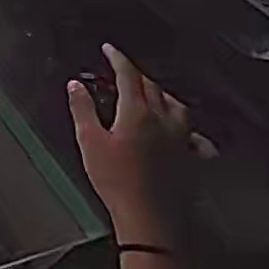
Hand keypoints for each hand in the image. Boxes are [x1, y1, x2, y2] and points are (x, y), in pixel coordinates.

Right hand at [67, 43, 212, 241]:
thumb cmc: (116, 180)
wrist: (149, 219)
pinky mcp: (189, 157)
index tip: (109, 50)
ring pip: (175, 104)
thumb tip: (76, 84)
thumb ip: (82, 109)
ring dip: (160, 93)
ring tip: (149, 94)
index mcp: (137, 112)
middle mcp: (163, 119)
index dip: (118, 59)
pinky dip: (184, 123)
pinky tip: (182, 130)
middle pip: (152, 86)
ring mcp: (180, 138)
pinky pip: (192, 132)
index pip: (129, 75)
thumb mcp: (89, 141)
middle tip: (120, 72)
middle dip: (135, 74)